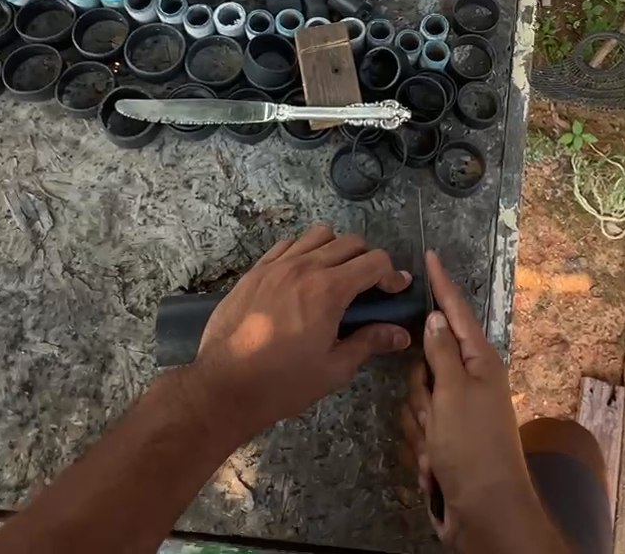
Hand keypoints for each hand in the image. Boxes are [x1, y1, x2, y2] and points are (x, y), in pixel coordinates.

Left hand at [194, 225, 412, 437]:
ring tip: (334, 276)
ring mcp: (277, 265)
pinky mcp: (255, 271)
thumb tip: (401, 334)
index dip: (392, 274)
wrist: (223, 388)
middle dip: (368, 260)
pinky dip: (303, 252)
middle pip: (351, 242)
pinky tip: (301, 277)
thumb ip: (369, 342)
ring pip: (319, 235)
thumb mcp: (333, 368)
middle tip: (368, 286)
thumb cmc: (283, 383)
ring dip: (335, 249)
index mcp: (329, 290)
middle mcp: (305, 267)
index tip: (395, 291)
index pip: (375, 261)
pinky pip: (287, 245)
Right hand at [403, 251, 566, 553]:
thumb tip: (435, 315)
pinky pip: (420, 427)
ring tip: (438, 448)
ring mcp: (457, 411)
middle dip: (421, 391)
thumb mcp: (453, 393)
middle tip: (434, 416)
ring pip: (418, 397)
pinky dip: (423, 448)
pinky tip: (436, 466)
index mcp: (479, 361)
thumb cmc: (472, 447)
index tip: (431, 255)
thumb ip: (440, 352)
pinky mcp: (446, 438)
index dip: (441, 284)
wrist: (485, 515)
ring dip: (422, 425)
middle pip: (426, 361)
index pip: (455, 312)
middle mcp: (469, 380)